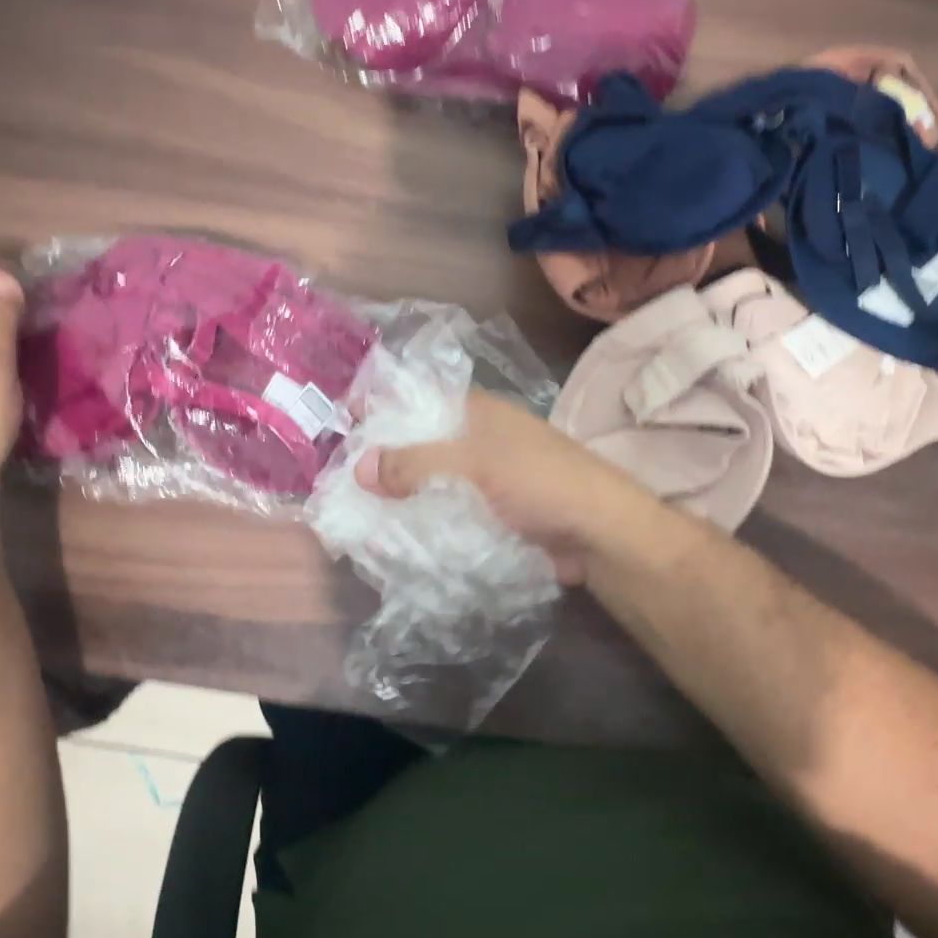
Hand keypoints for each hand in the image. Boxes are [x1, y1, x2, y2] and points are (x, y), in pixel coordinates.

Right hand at [355, 391, 660, 584]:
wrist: (599, 533)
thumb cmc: (541, 481)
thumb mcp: (474, 464)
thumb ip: (416, 463)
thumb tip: (360, 467)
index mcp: (476, 412)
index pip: (417, 400)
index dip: (381, 409)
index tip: (340, 426)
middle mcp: (478, 440)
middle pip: (420, 446)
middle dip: (384, 462)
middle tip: (337, 481)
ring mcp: (485, 480)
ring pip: (432, 483)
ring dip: (403, 498)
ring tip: (355, 514)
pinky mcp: (492, 515)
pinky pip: (448, 514)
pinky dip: (425, 522)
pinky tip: (395, 537)